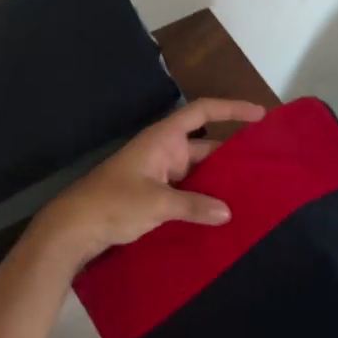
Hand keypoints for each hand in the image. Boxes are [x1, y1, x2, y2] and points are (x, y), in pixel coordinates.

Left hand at [30, 98, 266, 265]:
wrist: (73, 228)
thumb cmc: (112, 204)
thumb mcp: (157, 204)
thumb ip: (194, 206)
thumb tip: (228, 212)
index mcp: (162, 140)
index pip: (202, 112)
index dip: (231, 109)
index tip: (260, 115)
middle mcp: (162, 152)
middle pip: (204, 146)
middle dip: (231, 156)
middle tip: (265, 168)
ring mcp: (156, 175)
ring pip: (196, 173)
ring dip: (218, 182)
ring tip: (251, 195)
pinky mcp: (152, 197)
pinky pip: (186, 192)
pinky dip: (203, 200)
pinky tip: (221, 217)